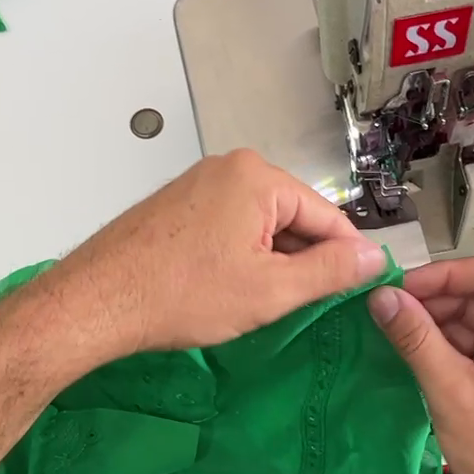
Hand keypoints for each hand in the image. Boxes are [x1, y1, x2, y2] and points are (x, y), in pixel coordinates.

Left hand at [37, 150, 388, 356]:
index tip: (354, 291)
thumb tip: (376, 257)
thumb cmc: (185, 296)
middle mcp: (229, 168)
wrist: (97, 302)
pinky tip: (228, 288)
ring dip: (270, 261)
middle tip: (294, 305)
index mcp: (258, 176)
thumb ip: (331, 271)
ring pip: (261, 225)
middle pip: (293, 216)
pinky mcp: (178, 205)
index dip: (345, 257)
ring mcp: (199, 184)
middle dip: (301, 260)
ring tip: (256, 301)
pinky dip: (240, 256)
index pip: (328, 215)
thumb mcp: (271, 289)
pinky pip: (230, 226)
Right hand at [367, 257, 473, 473]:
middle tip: (386, 314)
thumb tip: (380, 296)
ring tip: (393, 333)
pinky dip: (446, 346)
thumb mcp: (450, 390)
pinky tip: (414, 353)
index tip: (395, 290)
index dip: (438, 276)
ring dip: (435, 325)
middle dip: (433, 303)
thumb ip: (415, 337)